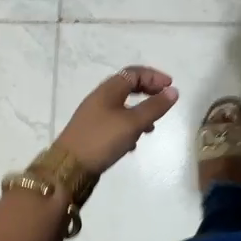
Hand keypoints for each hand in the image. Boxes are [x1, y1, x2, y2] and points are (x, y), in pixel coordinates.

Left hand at [56, 66, 179, 173]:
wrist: (67, 168)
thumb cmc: (102, 139)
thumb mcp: (132, 123)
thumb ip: (154, 107)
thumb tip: (173, 91)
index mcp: (109, 89)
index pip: (134, 73)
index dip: (154, 76)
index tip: (171, 87)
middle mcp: (100, 98)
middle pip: (128, 86)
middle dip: (148, 91)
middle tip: (164, 100)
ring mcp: (94, 115)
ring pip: (122, 105)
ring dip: (139, 111)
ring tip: (152, 126)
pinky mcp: (92, 132)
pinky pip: (115, 122)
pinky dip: (129, 126)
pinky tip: (133, 143)